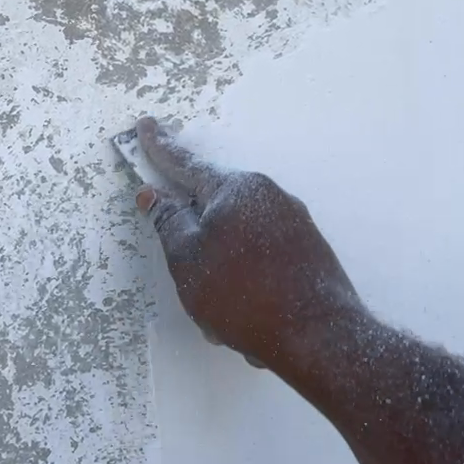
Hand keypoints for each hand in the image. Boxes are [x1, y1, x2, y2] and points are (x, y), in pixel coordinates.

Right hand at [132, 116, 364, 373]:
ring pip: (234, 239)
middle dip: (192, 235)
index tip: (146, 126)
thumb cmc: (239, 292)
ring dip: (215, 268)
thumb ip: (167, 221)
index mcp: (237, 189)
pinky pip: (257, 258)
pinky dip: (239, 280)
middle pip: (214, 205)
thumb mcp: (186, 257)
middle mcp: (270, 197)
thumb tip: (153, 192)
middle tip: (183, 269)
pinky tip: (237, 314)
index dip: (160, 148)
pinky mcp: (307, 252)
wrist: (317, 337)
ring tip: (212, 309)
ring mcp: (294, 224)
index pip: (187, 164)